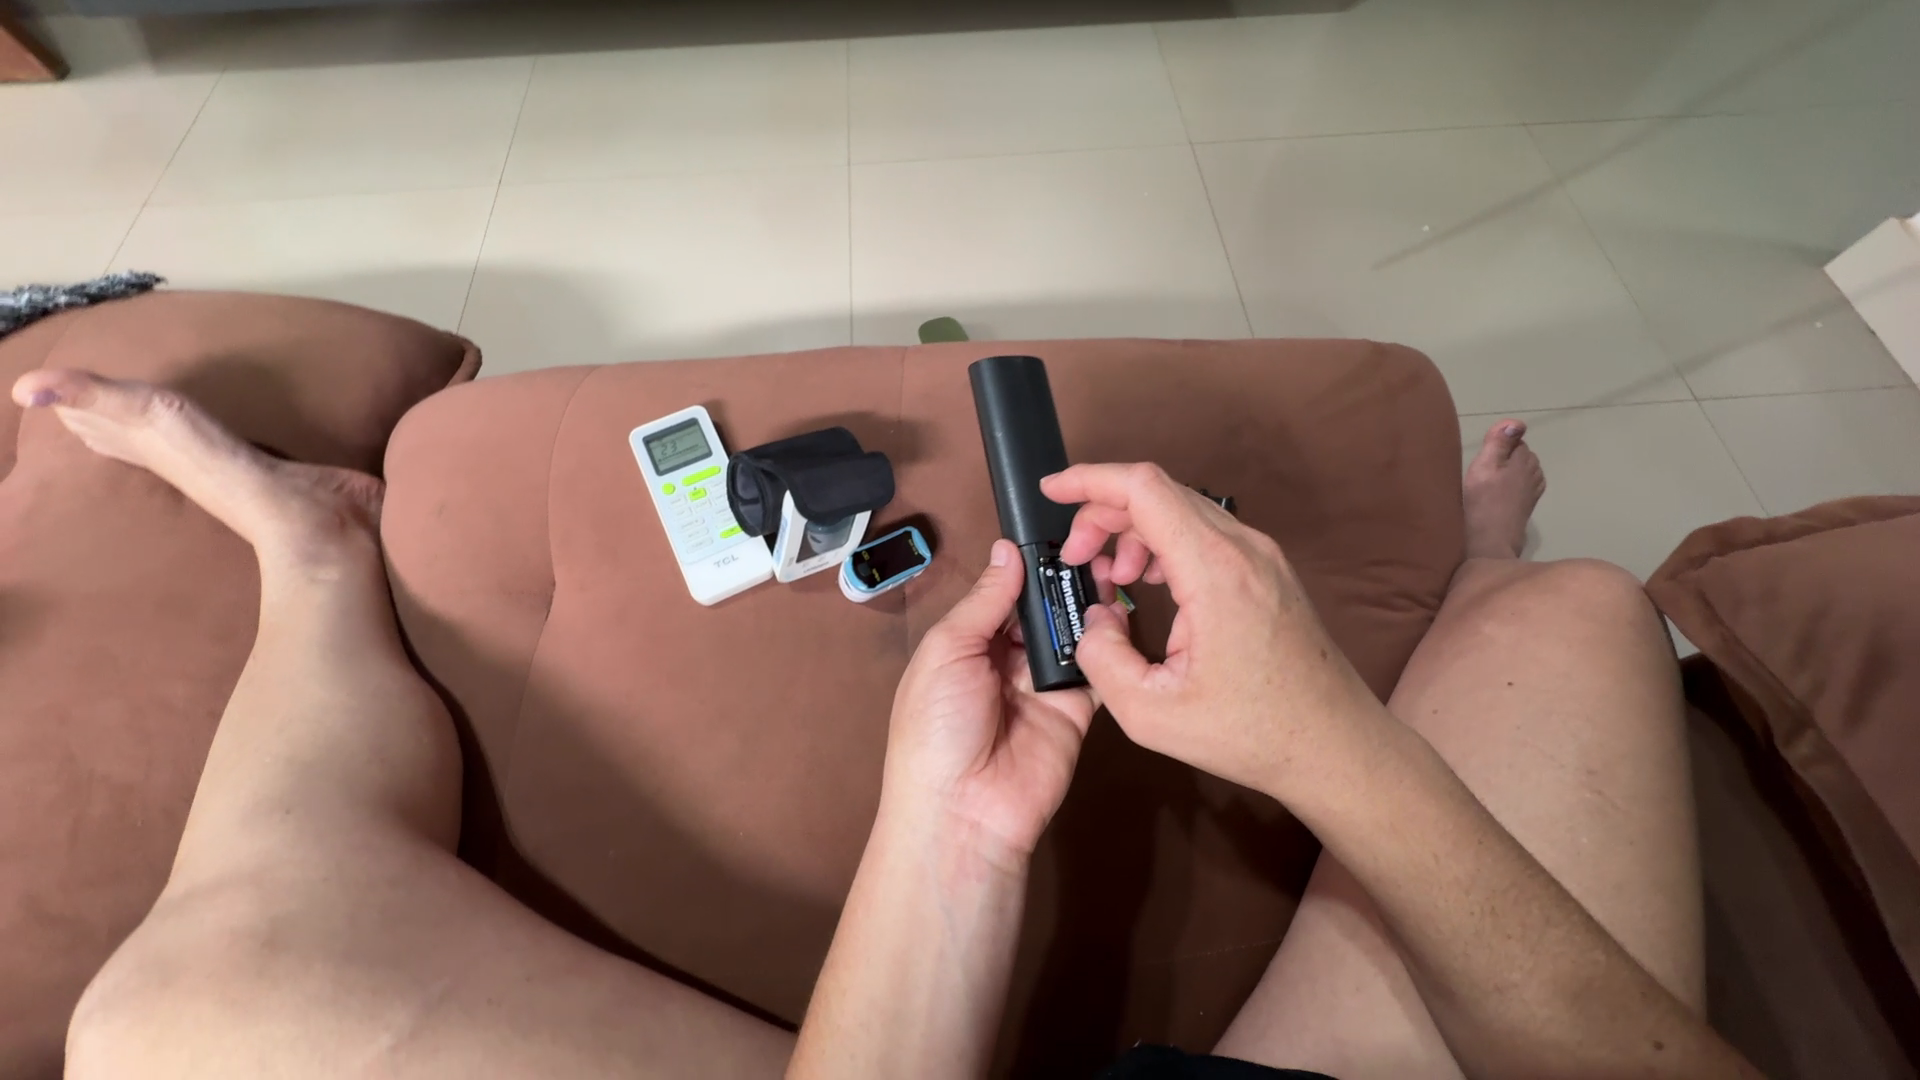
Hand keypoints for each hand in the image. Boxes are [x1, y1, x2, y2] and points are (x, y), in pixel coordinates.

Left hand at [881, 538, 1122, 870]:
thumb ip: (984, 601)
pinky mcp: (1077, 709)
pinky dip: (1108, 644)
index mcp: (966, 643)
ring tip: (1111, 568)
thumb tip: (1006, 549)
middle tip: (1096, 544)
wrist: (964, 810)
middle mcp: (1005, 660)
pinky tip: (1120, 614)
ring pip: (1070, 634)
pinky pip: (1095, 669)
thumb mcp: (948, 652)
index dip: (1026, 567)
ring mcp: (1043, 684)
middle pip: (1039, 612)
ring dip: (1086, 606)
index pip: (1002, 595)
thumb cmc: (938, 723)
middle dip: (1061, 583)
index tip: (1059, 531)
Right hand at [1038, 463, 1387, 797]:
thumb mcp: (1150, 713)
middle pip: (1157, 491)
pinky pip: (1203, 532)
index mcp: (1215, 571)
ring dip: (1132, 530)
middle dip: (1102, 514)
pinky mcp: (1266, 569)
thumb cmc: (1252, 733)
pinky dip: (1162, 543)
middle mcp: (1243, 548)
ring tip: (1111, 578)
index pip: (1143, 488)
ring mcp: (1261, 555)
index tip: (1052, 490)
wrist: (1336, 746)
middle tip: (1078, 560)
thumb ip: (1101, 658)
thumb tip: (1095, 617)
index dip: (1089, 480)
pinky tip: (1149, 582)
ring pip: (1180, 509)